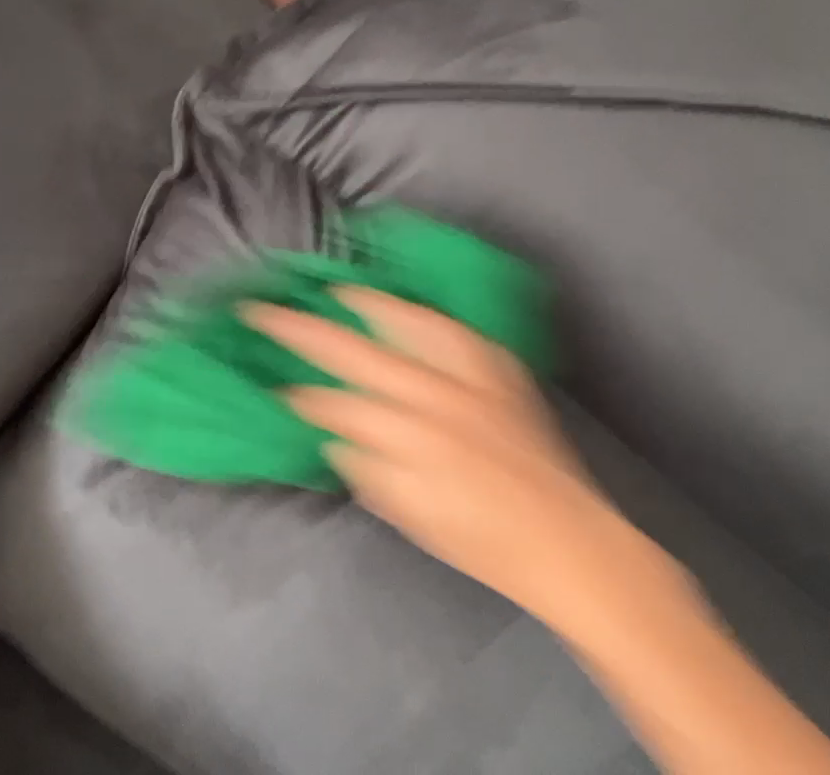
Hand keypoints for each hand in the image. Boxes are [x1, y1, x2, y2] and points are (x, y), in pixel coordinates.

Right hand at [249, 289, 829, 774]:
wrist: (567, 539)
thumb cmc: (480, 540)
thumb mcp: (408, 513)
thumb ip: (365, 467)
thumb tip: (334, 432)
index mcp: (405, 440)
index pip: (329, 403)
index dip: (293, 391)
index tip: (270, 382)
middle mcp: (432, 396)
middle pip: (351, 351)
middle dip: (299, 329)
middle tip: (262, 309)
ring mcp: (470, 376)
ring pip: (404, 321)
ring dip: (363, 302)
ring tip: (335, 289)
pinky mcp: (500, 369)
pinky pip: (453, 327)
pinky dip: (422, 312)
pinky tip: (406, 305)